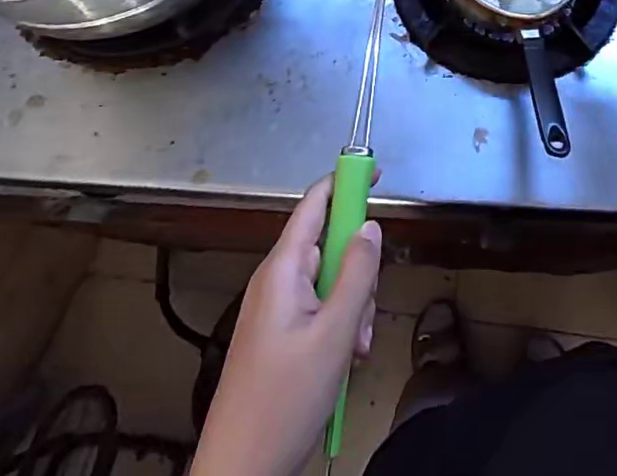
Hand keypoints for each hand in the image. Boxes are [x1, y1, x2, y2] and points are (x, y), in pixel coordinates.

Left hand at [191, 175, 382, 475]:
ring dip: (352, 312)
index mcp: (283, 268)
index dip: (344, 182)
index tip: (375, 171)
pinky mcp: (279, 334)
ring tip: (351, 354)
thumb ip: (357, 276)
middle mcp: (277, 280)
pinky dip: (338, 330)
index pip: (315, 204)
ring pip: (330, 285)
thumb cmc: (285, 398)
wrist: (241, 467)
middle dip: (357, 277)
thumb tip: (370, 227)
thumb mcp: (335, 334)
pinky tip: (342, 365)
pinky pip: (319, 312)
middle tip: (362, 320)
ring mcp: (277, 308)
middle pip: (330, 249)